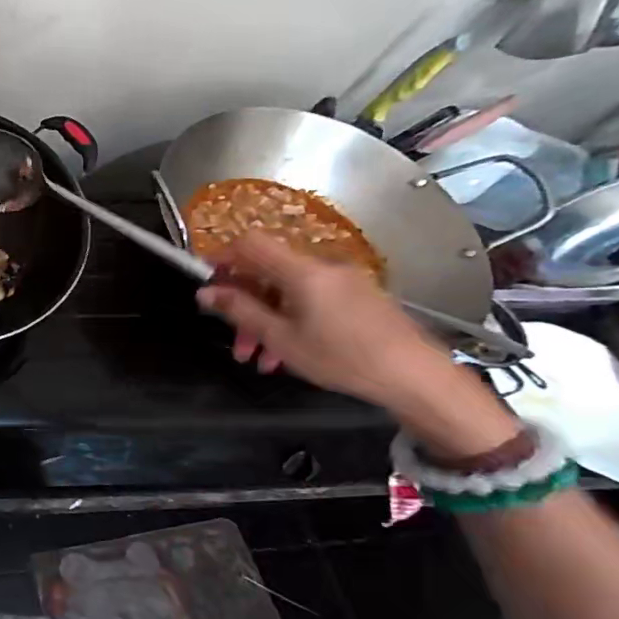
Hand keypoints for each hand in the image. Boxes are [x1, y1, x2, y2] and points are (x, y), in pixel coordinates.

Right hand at [197, 234, 518, 457]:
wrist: (411, 374)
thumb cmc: (342, 357)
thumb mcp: (281, 338)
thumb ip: (241, 311)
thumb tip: (207, 292)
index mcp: (302, 271)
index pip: (251, 244)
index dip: (223, 257)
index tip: (207, 282)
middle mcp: (322, 267)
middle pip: (268, 273)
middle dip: (244, 305)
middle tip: (235, 340)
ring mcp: (343, 281)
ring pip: (288, 292)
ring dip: (267, 321)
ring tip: (259, 358)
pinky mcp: (357, 297)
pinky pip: (311, 301)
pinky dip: (292, 321)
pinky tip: (288, 353)